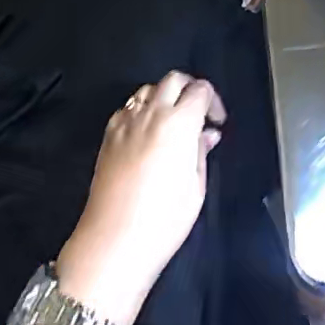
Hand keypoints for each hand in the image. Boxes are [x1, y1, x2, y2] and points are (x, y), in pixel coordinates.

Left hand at [56, 73, 225, 324]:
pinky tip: (147, 132)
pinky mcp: (107, 138)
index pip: (200, 90)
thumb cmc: (163, 220)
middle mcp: (151, 115)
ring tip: (173, 121)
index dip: (214, 101)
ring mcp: (125, 124)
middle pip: (173, 80)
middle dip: (190, 89)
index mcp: (179, 123)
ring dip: (164, 97)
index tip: (217, 121)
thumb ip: (202, 151)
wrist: (112, 245)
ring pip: (148, 90)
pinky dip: (142, 110)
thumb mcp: (196, 186)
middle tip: (199, 112)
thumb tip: (207, 134)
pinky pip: (128, 108)